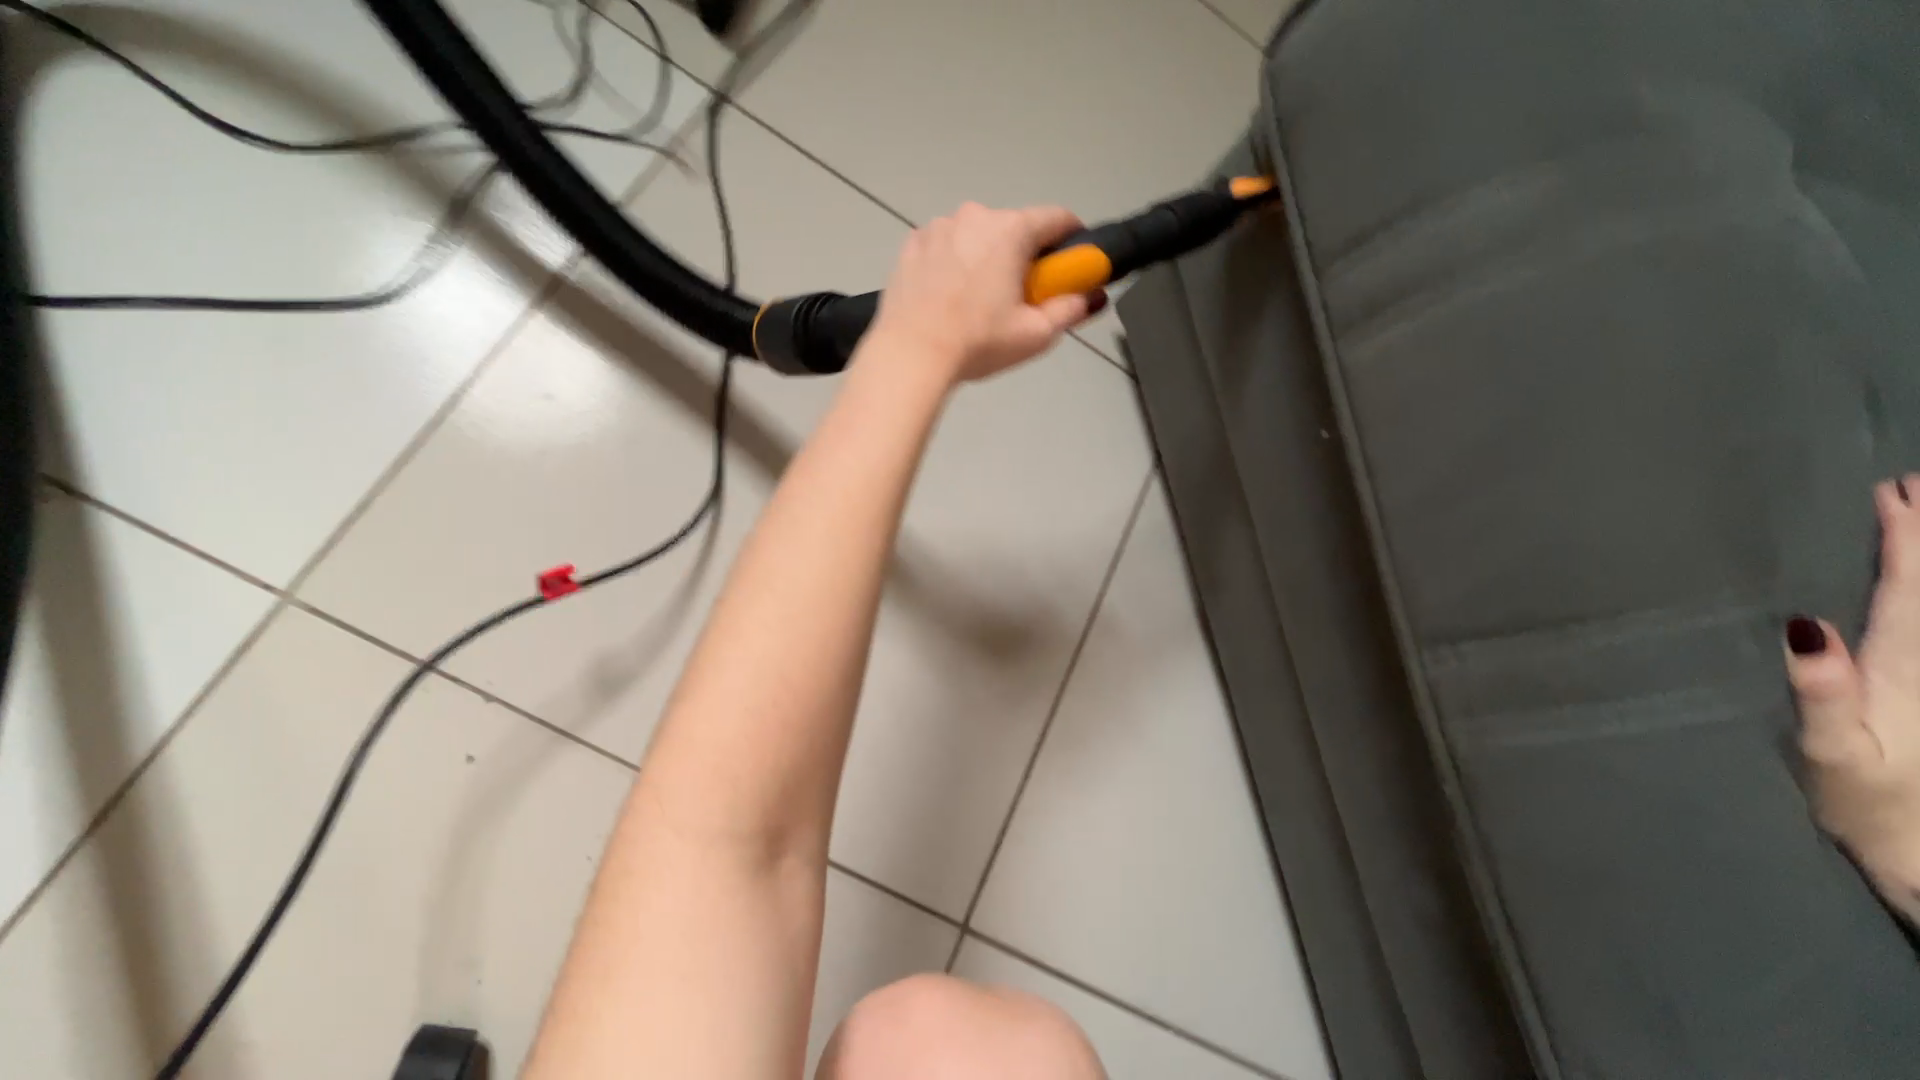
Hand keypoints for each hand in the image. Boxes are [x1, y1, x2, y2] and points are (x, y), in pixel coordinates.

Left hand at [864, 202, 1106, 382]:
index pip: (1056, 218)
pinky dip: (953, 264)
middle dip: (1023, 256)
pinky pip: (945, 247)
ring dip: (985, 258)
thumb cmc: (976, 343)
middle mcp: (974, 216)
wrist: (909, 355)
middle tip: (1021, 297)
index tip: (1072, 262)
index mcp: (1010, 231)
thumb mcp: (1035, 334)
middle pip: (1013, 228)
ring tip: (979, 302)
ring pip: (976, 236)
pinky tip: (949, 298)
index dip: (1072, 238)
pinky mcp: (911, 245)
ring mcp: (938, 228)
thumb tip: (1090, 297)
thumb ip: (1070, 309)